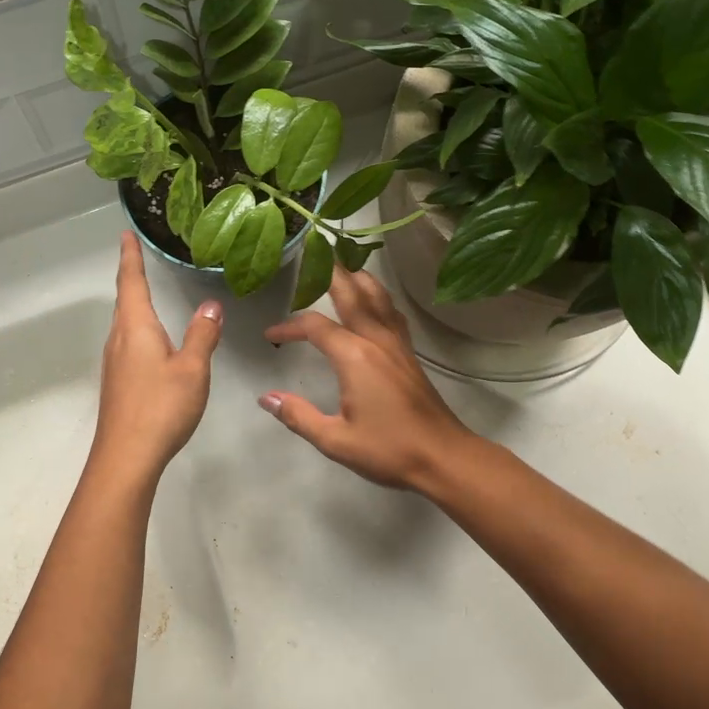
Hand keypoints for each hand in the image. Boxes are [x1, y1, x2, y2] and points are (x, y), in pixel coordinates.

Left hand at [92, 233, 223, 481]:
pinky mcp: (118, 382)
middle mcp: (120, 339)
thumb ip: (202, 334)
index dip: (130, 257)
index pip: (131, 282)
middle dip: (131, 276)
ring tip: (146, 289)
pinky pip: (128, 341)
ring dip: (134, 302)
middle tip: (137, 254)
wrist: (126, 457)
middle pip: (124, 300)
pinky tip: (150, 338)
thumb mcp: (192, 368)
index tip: (125, 234)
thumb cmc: (160, 407)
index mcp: (136, 328)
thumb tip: (210, 304)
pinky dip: (138, 326)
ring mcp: (116, 362)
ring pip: (125, 322)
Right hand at [260, 267, 478, 490]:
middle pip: (351, 293)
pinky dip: (378, 296)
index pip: (314, 327)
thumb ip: (298, 416)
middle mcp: (376, 339)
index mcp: (354, 356)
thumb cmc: (388, 449)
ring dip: (358, 277)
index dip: (289, 327)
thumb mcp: (335, 440)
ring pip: (377, 296)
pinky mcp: (409, 353)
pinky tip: (374, 300)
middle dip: (331, 272)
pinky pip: (391, 312)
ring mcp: (396, 344)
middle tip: (313, 252)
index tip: (271, 336)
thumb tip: (266, 397)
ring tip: (342, 266)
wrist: (442, 457)